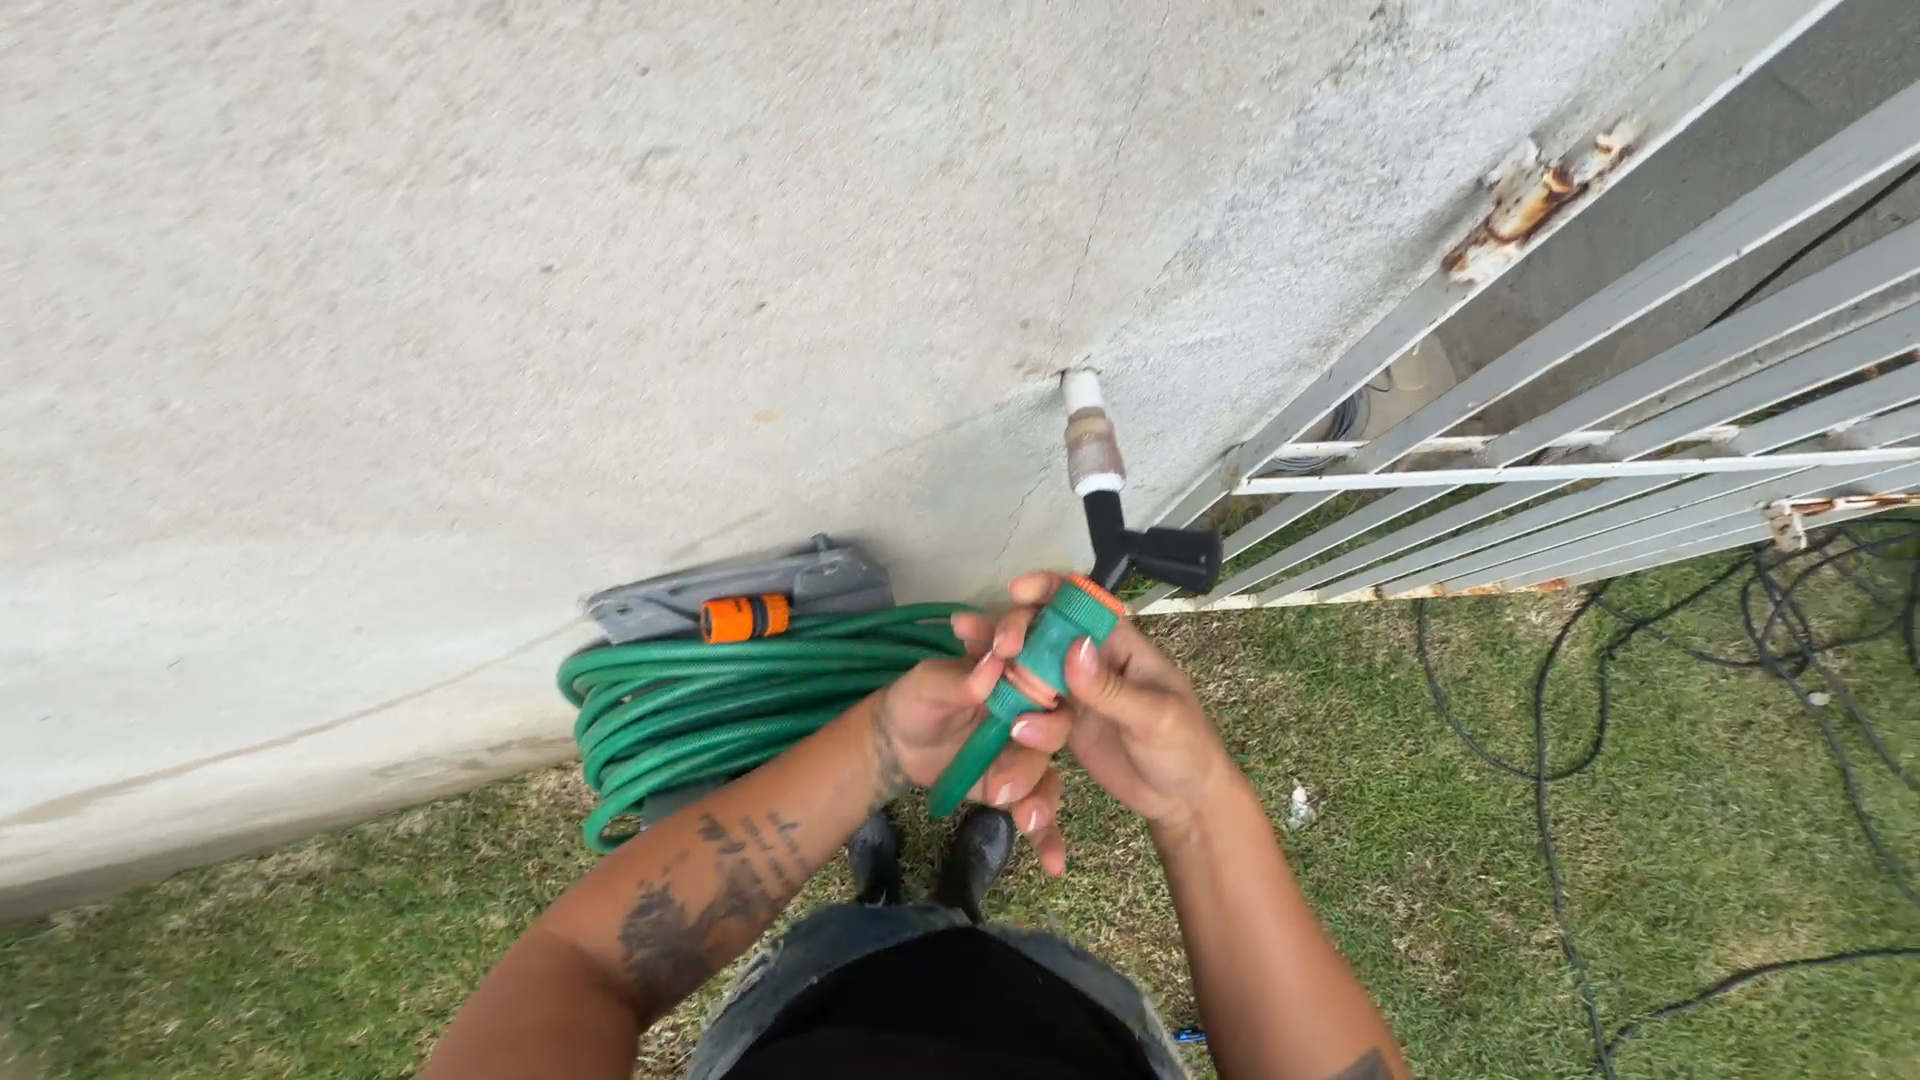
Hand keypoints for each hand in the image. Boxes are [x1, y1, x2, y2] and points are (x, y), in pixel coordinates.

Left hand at [867, 631, 1072, 875]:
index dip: (1044, 686)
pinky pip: (1040, 812)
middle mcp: (1031, 714)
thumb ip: (960, 678)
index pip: (1046, 677)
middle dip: (1037, 747)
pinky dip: (1049, 838)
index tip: (1019, 708)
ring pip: (1048, 774)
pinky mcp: (1016, 790)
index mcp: (1014, 678)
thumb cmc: (917, 700)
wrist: (898, 745)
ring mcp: (1025, 754)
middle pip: (1055, 729)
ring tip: (1026, 818)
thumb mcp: (930, 684)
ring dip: (1042, 798)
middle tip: (1008, 759)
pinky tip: (1053, 863)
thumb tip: (993, 664)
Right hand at [964, 571, 1233, 833]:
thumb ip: (1111, 688)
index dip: (1049, 588)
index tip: (1017, 590)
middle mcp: (1089, 659)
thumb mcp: (1156, 718)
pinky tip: (984, 700)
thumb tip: (1073, 647)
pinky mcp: (1059, 720)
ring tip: (970, 660)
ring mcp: (1072, 689)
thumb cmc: (1184, 748)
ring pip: (1029, 664)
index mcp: (1119, 644)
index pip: (1082, 603)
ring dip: (1001, 661)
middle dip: (1017, 630)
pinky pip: (1027, 703)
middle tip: (998, 650)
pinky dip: (1005, 698)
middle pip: (1044, 629)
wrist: (1181, 800)